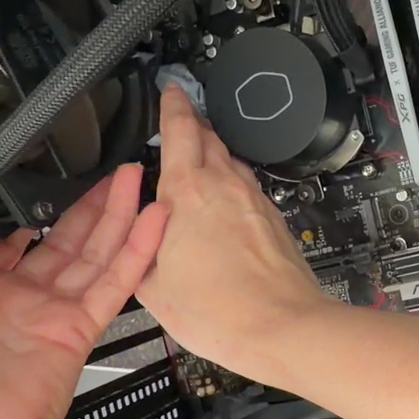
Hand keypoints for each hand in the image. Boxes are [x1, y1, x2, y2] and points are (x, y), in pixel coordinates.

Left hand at [0, 164, 167, 418]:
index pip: (6, 241)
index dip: (26, 210)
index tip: (42, 177)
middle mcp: (12, 300)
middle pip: (61, 240)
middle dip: (88, 204)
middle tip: (113, 167)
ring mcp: (49, 315)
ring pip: (93, 252)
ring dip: (119, 214)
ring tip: (140, 174)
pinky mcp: (77, 330)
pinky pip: (113, 283)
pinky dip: (138, 250)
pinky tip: (156, 216)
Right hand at [138, 85, 336, 375]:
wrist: (283, 327)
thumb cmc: (221, 311)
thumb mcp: (152, 284)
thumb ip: (139, 247)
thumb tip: (135, 234)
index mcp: (188, 191)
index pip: (180, 128)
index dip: (174, 104)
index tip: (171, 90)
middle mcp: (227, 187)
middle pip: (209, 139)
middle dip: (193, 125)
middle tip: (180, 120)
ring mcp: (255, 202)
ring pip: (232, 163)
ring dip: (215, 155)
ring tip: (199, 163)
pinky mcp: (274, 221)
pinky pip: (249, 191)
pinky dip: (233, 187)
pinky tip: (224, 207)